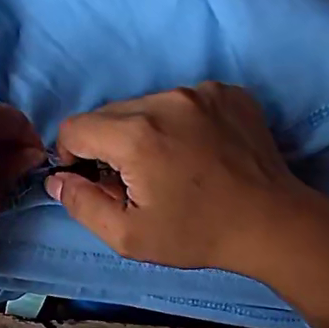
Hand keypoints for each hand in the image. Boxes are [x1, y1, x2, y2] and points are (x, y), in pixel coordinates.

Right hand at [47, 82, 328, 279]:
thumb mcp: (126, 236)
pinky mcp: (226, 92)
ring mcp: (201, 91)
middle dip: (104, 147)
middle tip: (130, 184)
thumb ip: (81, 204)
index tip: (92, 182)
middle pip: (106, 114)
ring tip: (164, 170)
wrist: (271, 223)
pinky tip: (191, 155)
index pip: (74, 127)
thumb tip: (57, 179)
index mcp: (137, 135)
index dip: (71, 157)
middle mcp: (166, 100)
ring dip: (137, 134)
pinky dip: (172, 125)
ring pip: (141, 106)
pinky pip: (178, 102)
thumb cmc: (195, 234)